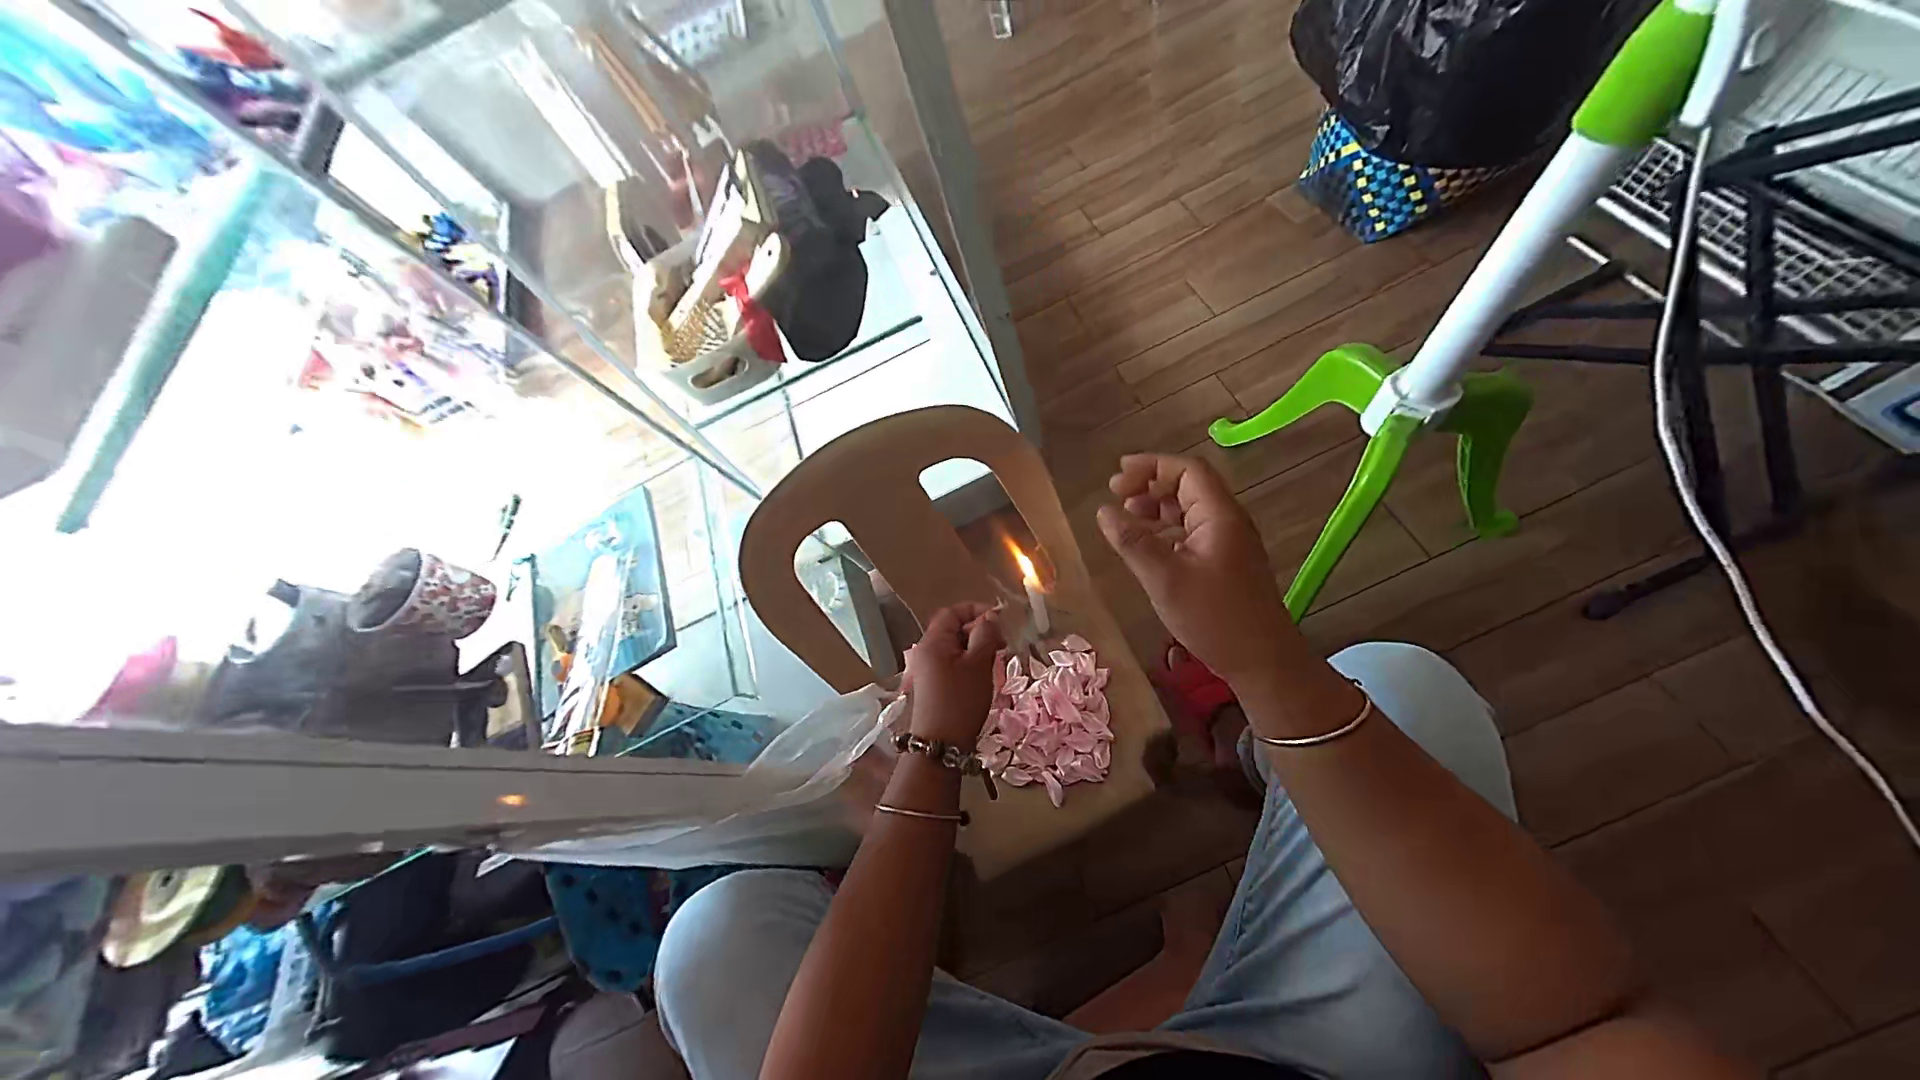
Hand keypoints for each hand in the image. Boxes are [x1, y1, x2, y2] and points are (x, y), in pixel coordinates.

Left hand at [904, 603, 1002, 744]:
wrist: (941, 744)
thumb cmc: (961, 699)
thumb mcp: (979, 663)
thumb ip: (985, 635)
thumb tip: (990, 617)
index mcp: (933, 641)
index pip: (952, 612)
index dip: (976, 610)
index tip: (999, 620)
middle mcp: (925, 651)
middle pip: (953, 629)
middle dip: (978, 630)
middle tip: (1002, 644)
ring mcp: (927, 669)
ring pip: (954, 648)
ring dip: (976, 648)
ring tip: (996, 660)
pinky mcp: (933, 685)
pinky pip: (952, 663)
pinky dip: (969, 663)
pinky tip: (983, 675)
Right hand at [1096, 454, 1309, 689]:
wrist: (1262, 660)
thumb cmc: (1214, 617)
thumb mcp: (1164, 579)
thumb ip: (1133, 542)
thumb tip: (1103, 511)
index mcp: (1219, 516)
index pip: (1187, 470)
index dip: (1151, 466)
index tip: (1117, 477)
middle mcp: (1227, 521)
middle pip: (1188, 485)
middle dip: (1150, 483)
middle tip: (1116, 493)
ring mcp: (1228, 542)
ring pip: (1189, 509)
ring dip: (1156, 507)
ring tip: (1125, 515)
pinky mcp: (1224, 562)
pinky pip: (1191, 531)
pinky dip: (1165, 529)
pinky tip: (1144, 543)